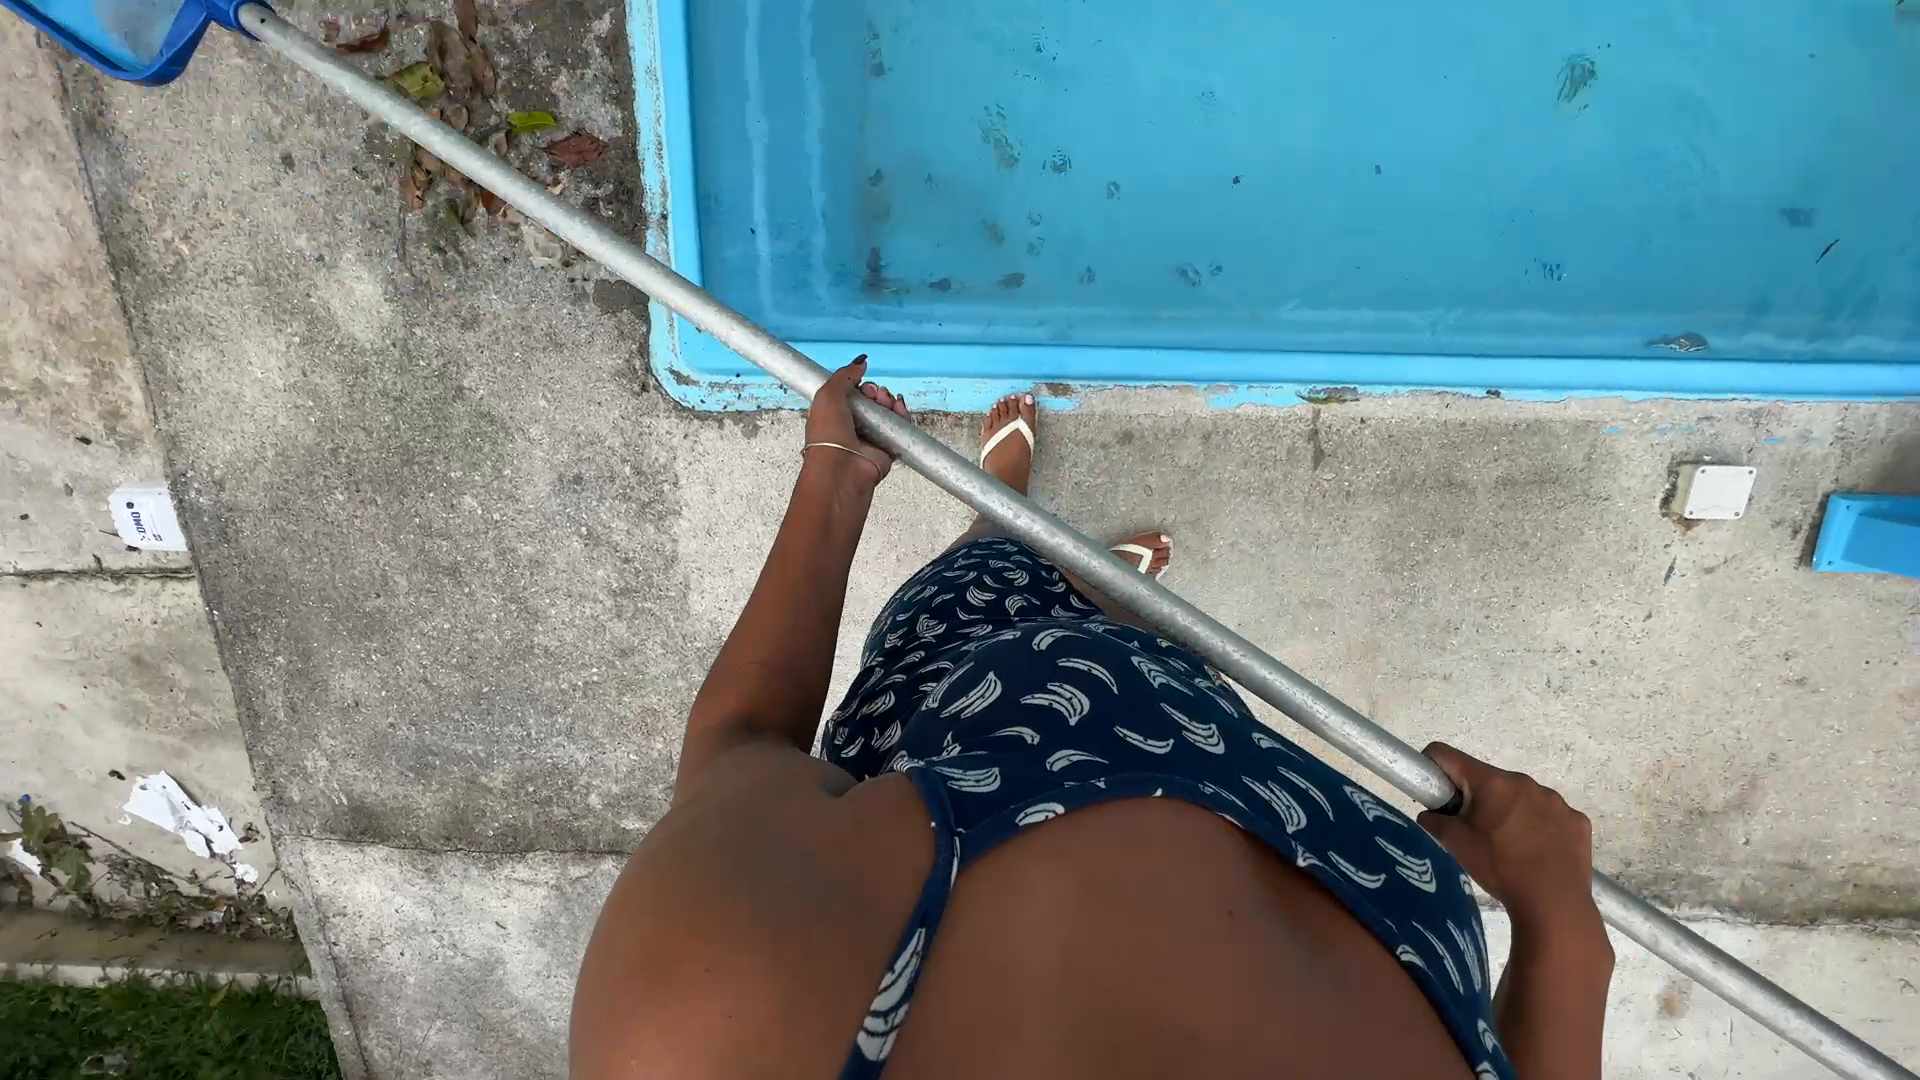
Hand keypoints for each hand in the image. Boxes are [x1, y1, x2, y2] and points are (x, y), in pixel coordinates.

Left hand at [805, 355, 909, 484]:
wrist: (843, 468)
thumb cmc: (828, 435)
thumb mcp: (828, 394)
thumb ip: (845, 375)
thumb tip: (860, 363)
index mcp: (833, 414)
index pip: (853, 393)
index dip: (860, 385)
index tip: (862, 385)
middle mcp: (852, 425)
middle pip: (871, 400)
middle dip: (876, 393)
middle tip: (875, 395)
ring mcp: (870, 437)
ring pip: (887, 412)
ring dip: (889, 402)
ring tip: (887, 402)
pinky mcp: (887, 448)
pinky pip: (899, 427)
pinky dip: (902, 416)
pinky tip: (899, 408)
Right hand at [1418, 742, 1598, 928]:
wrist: (1554, 905)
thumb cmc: (1498, 867)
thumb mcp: (1452, 842)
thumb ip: (1432, 818)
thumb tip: (1432, 813)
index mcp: (1491, 782)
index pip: (1446, 754)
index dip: (1431, 767)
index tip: (1434, 791)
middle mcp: (1524, 782)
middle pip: (1486, 778)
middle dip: (1476, 796)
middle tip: (1475, 828)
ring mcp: (1556, 801)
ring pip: (1519, 795)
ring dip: (1509, 809)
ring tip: (1510, 843)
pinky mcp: (1578, 821)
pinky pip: (1548, 813)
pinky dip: (1538, 824)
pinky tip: (1538, 850)